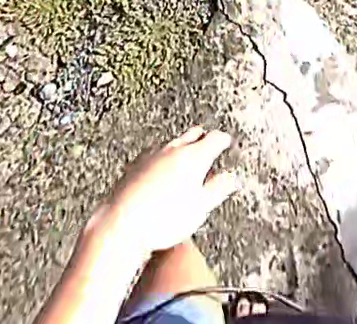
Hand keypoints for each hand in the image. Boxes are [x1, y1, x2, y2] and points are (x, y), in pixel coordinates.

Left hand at [83, 127, 240, 259]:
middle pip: (194, 134)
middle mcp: (174, 148)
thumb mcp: (200, 208)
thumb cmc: (164, 219)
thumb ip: (218, 189)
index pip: (215, 139)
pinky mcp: (139, 162)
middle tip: (210, 143)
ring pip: (175, 142)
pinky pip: (158, 152)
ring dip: (184, 145)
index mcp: (194, 156)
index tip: (226, 141)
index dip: (223, 140)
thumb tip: (232, 177)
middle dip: (204, 137)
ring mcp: (154, 153)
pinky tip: (165, 168)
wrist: (123, 222)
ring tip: (189, 156)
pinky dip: (167, 155)